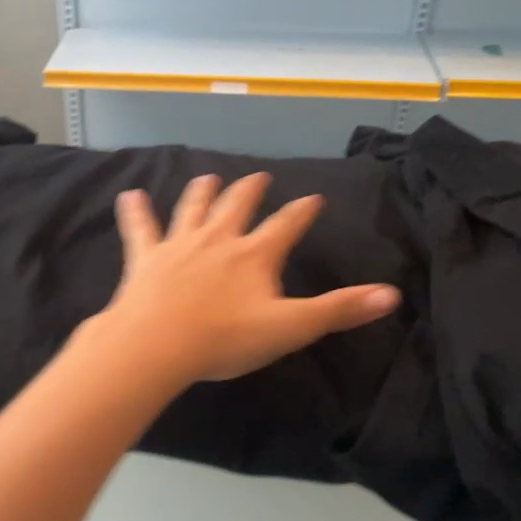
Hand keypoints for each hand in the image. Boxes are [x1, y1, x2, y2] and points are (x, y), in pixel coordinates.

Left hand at [72, 173, 399, 387]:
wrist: (158, 344)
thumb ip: (338, 310)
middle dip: (250, 190)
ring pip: (193, 209)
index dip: (302, 211)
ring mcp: (179, 245)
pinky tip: (129, 196)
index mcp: (254, 255)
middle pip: (237, 206)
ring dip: (202, 192)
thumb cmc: (225, 339)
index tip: (314, 197)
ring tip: (208, 177)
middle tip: (259, 176)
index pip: (286, 225)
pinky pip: (141, 228)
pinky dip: (136, 211)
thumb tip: (390, 295)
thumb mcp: (290, 327)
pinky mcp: (146, 257)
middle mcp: (218, 239)